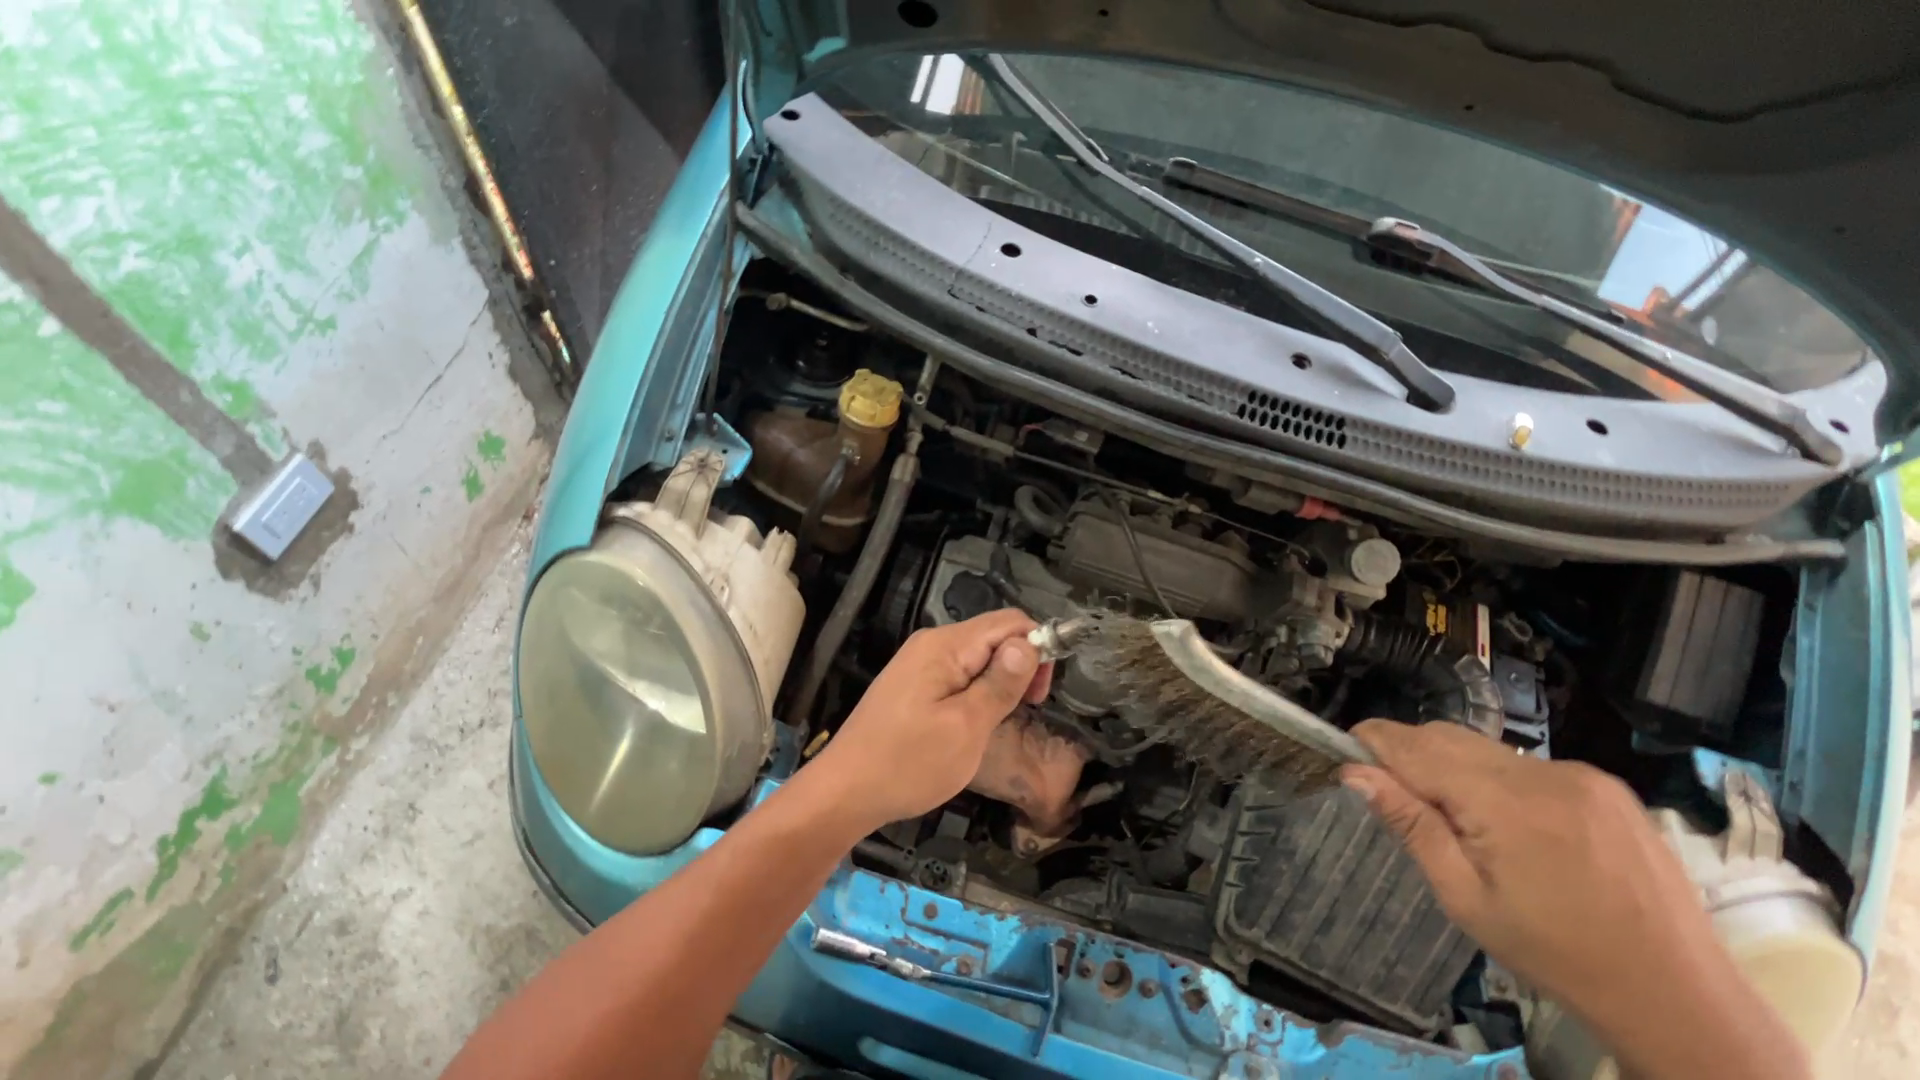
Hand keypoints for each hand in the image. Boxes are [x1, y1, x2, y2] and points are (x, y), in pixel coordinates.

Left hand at [802, 610, 1052, 833]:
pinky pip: (958, 676)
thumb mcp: (966, 727)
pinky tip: (974, 724)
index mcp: (945, 646)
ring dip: (998, 684)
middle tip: (1025, 711)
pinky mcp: (913, 686)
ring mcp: (919, 665)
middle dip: (1019, 667)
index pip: (1008, 622)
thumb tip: (1030, 642)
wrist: (845, 792)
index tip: (1042, 694)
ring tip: (1000, 723)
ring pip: (977, 658)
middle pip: (993, 636)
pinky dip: (976, 694)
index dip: (1036, 648)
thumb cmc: (908, 763)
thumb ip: (1000, 684)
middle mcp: (931, 645)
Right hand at [1344, 720, 1808, 1079]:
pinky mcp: (1609, 787)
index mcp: (1504, 803)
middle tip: (1388, 789)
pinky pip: (1531, 767)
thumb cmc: (1555, 955)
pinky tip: (1510, 827)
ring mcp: (1583, 775)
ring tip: (1452, 818)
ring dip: (1455, 767)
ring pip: (1490, 750)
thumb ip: (1411, 826)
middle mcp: (1544, 773)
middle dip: (1410, 752)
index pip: (1416, 746)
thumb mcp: (1465, 899)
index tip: (1344, 746)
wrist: (1675, 992)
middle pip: (1450, 737)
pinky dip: (1500, 781)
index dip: (1374, 740)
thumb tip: (1355, 773)